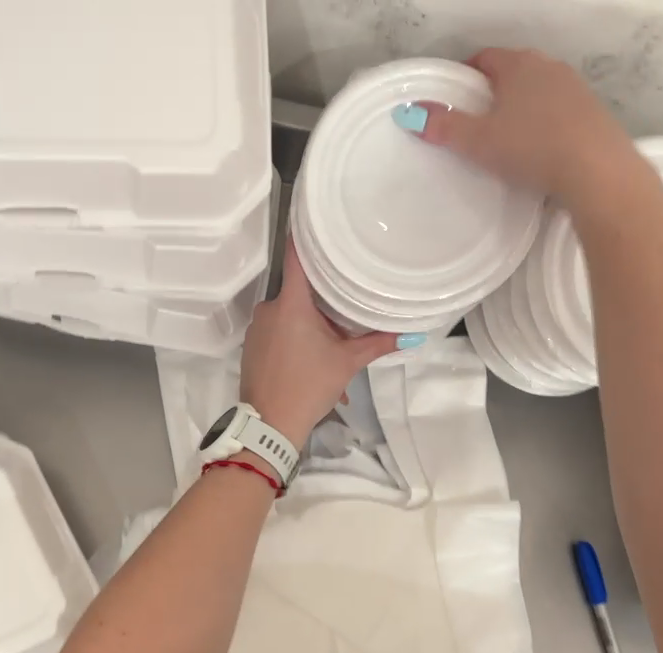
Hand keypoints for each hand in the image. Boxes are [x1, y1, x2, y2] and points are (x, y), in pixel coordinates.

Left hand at [239, 243, 399, 445]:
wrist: (270, 425)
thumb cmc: (309, 386)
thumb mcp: (347, 363)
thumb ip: (377, 344)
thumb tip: (411, 334)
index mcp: (291, 303)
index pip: (296, 255)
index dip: (304, 233)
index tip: (314, 216)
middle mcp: (268, 308)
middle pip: (298, 291)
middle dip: (321, 302)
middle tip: (345, 307)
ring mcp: (256, 329)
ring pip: (288, 317)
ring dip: (309, 328)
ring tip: (330, 346)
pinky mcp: (251, 348)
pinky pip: (277, 335)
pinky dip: (294, 343)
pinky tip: (310, 360)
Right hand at [418, 48, 644, 207]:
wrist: (594, 168)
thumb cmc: (531, 147)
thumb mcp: (479, 142)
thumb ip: (444, 128)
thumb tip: (410, 114)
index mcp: (518, 65)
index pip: (485, 58)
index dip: (466, 75)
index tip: (456, 97)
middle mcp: (549, 67)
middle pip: (513, 72)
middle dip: (494, 92)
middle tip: (477, 121)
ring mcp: (575, 89)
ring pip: (539, 91)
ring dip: (522, 108)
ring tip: (508, 139)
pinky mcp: (592, 114)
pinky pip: (559, 113)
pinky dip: (545, 124)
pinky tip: (539, 151)